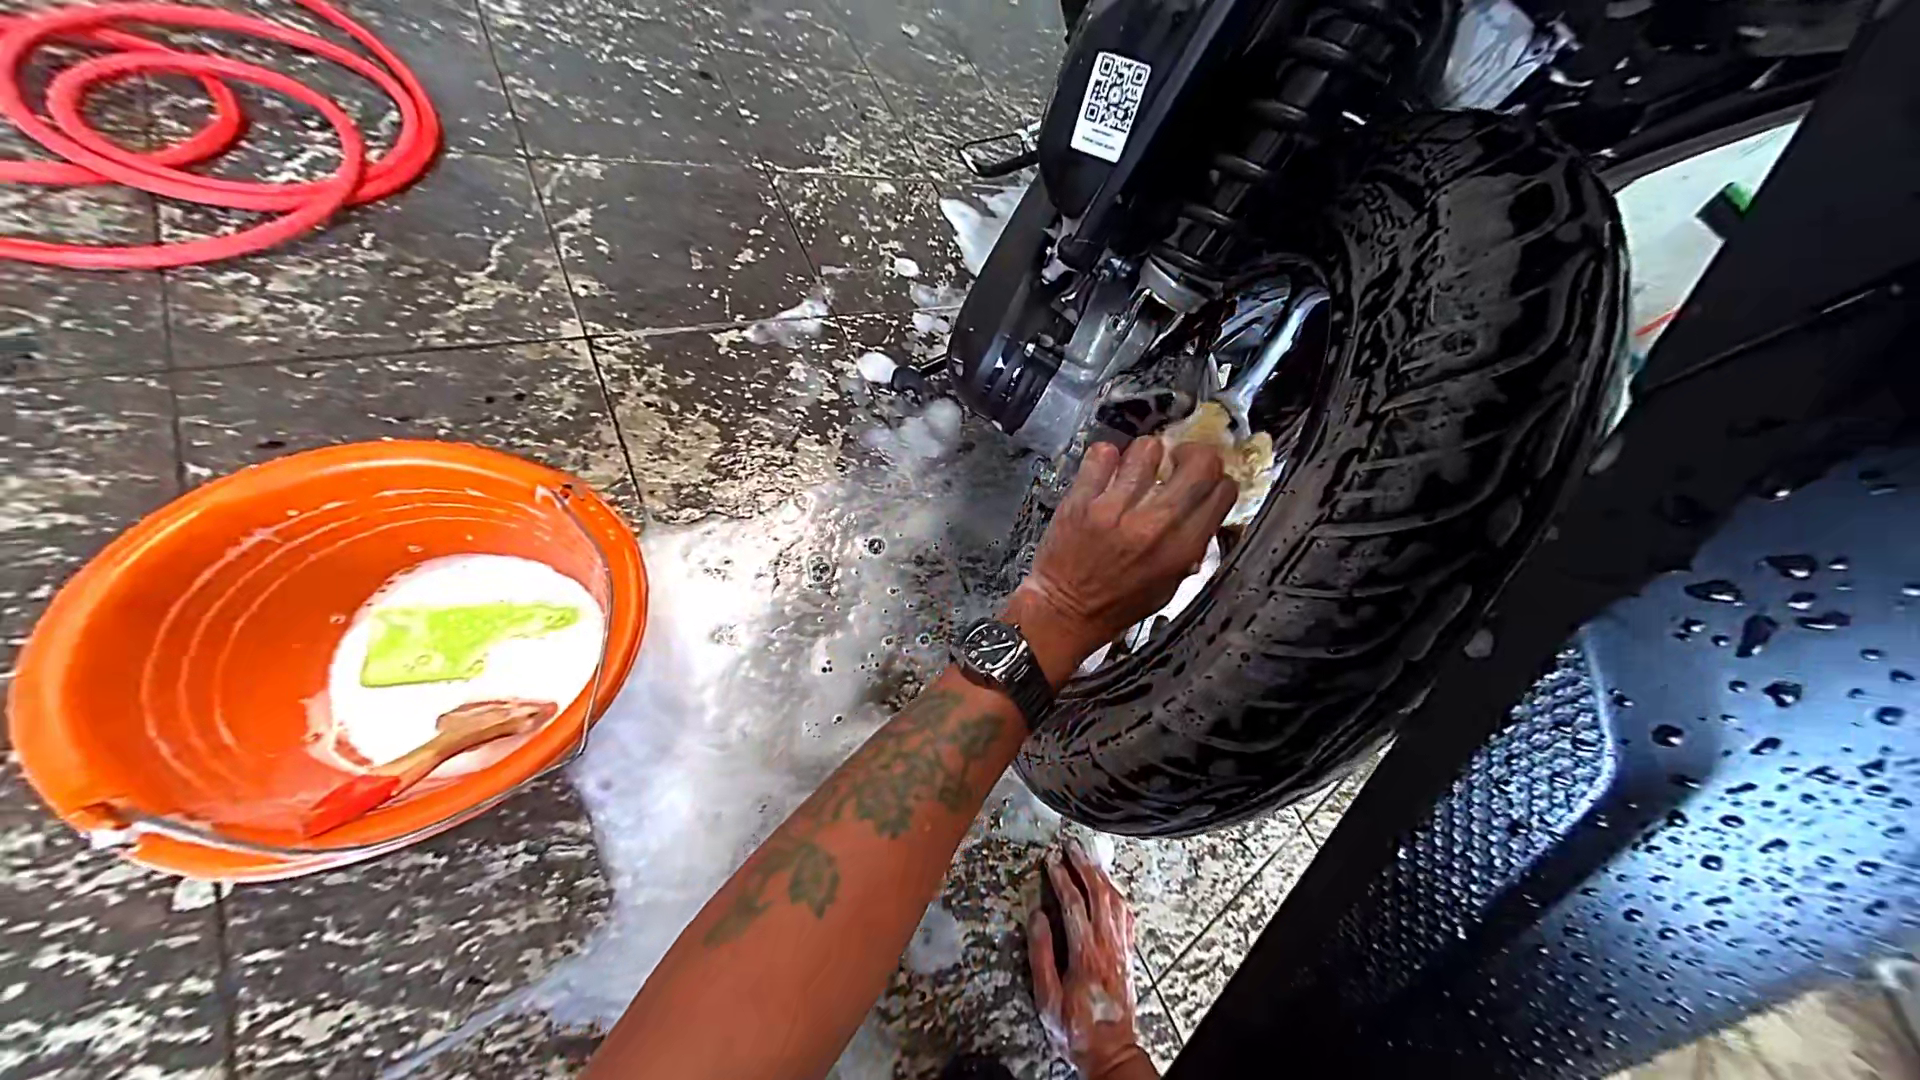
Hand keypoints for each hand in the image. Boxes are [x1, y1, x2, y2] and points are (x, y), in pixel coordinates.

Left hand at [1004, 438, 1237, 685]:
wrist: (1064, 611)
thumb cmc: (1113, 604)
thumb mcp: (1167, 587)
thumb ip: (1189, 549)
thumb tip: (1203, 513)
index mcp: (1181, 549)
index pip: (1222, 492)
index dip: (1218, 479)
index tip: (1206, 478)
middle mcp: (1153, 526)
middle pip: (1199, 463)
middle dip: (1192, 454)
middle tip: (1179, 458)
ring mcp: (1116, 510)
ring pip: (1149, 449)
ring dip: (1146, 453)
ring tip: (1137, 466)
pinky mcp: (1082, 500)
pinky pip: (1103, 455)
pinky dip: (1106, 457)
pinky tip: (1107, 470)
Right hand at [1028, 840, 1151, 1079]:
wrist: (1112, 1052)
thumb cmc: (1076, 1028)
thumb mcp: (1047, 998)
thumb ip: (1041, 954)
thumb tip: (1037, 916)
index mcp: (1085, 953)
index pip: (1073, 902)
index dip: (1060, 877)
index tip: (1050, 860)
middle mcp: (1107, 944)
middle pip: (1098, 892)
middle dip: (1083, 864)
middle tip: (1070, 845)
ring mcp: (1121, 948)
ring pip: (1115, 900)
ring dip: (1100, 874)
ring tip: (1087, 857)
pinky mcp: (1128, 954)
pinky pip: (1127, 915)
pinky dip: (1117, 894)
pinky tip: (1110, 888)